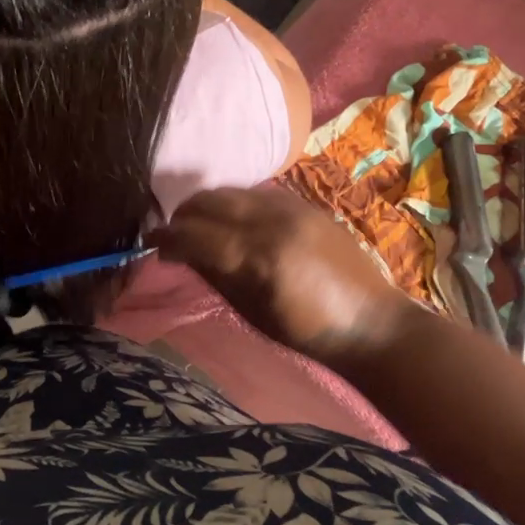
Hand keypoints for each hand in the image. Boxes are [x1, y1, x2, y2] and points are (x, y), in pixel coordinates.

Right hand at [149, 187, 412, 363]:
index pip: (194, 235)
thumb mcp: (249, 310)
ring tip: (200, 225)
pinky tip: (232, 222)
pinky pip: (255, 193)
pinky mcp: (306, 204)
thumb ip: (211, 273)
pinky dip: (234, 204)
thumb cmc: (307, 331)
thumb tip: (177, 251)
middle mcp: (273, 223)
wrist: (374, 325)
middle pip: (208, 202)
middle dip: (182, 216)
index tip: (151, 244)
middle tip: (173, 234)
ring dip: (206, 206)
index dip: (165, 238)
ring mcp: (292, 209)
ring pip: (230, 192)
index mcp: (259, 257)